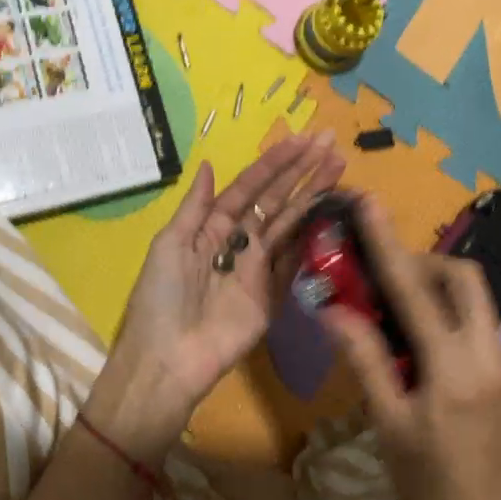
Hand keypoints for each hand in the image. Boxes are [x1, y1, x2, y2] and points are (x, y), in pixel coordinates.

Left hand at [87, 133, 345, 457]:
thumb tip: (211, 164)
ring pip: (290, 225)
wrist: (168, 359)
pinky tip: (332, 212)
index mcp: (211, 227)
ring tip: (339, 168)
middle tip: (331, 144)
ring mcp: (258, 269)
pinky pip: (295, 262)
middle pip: (275, 201)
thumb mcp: (170, 244)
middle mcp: (239, 243)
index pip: (248, 188)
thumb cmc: (160, 297)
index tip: (301, 140)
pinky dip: (313, 237)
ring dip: (313, 196)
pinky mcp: (273, 297)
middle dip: (301, 172)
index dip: (273, 164)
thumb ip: (196, 207)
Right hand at [319, 197, 500, 499]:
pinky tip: (411, 333)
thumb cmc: (426, 483)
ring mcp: (500, 364)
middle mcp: (487, 354)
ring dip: (434, 284)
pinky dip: (443, 309)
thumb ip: (365, 358)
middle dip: (424, 261)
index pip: (415, 289)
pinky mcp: (500, 375)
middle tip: (383, 274)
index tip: (369, 204)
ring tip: (390, 301)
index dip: (387, 243)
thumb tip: (334, 308)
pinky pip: (474, 321)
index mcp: (454, 367)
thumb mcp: (387, 422)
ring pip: (474, 298)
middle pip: (464, 279)